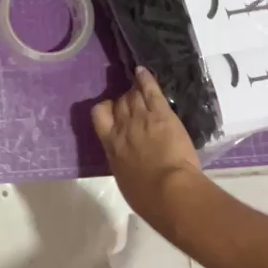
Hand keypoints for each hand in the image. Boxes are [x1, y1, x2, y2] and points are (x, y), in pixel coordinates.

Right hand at [92, 67, 203, 236]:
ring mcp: (141, 117)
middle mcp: (122, 126)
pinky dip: (145, 79)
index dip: (105, 109)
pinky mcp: (161, 114)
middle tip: (131, 101)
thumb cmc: (146, 196)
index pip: (99, 115)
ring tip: (137, 84)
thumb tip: (127, 160)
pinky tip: (143, 71)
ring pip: (133, 95)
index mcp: (110, 144)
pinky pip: (151, 90)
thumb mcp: (125, 178)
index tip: (111, 110)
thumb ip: (123, 162)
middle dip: (123, 100)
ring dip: (135, 90)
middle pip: (118, 102)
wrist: (168, 190)